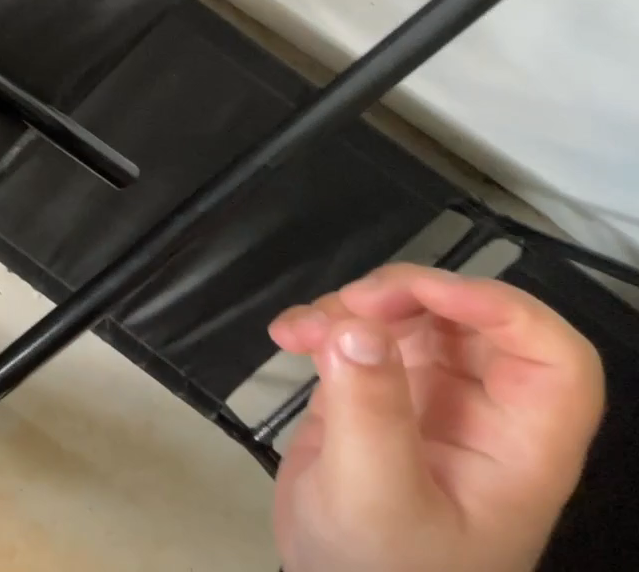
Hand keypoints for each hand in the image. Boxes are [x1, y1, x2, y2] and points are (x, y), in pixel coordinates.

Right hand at [268, 264, 603, 571]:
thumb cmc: (379, 562)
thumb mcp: (375, 493)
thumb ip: (371, 411)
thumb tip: (356, 326)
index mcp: (518, 446)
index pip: (550, 357)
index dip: (499, 308)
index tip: (417, 291)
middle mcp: (482, 413)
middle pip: (475, 322)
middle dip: (408, 295)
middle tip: (346, 304)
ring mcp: (427, 401)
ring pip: (413, 318)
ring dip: (352, 306)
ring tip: (301, 332)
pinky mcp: (374, 395)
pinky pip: (360, 335)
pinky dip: (319, 322)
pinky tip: (285, 337)